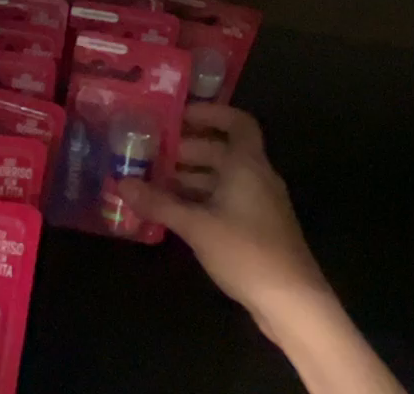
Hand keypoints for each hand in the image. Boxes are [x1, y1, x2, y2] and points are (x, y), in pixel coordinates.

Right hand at [117, 104, 330, 327]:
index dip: (210, 113)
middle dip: (188, 148)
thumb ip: (159, 203)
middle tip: (153, 152)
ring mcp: (259, 203)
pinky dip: (202, 198)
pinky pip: (226, 199)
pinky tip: (175, 211)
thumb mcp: (196, 226)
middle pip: (223, 150)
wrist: (292, 301)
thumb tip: (121, 183)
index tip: (179, 115)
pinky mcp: (257, 227)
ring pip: (223, 177)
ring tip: (155, 180)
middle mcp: (256, 176)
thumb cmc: (246, 250)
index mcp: (248, 164)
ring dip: (192, 176)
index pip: (237, 122)